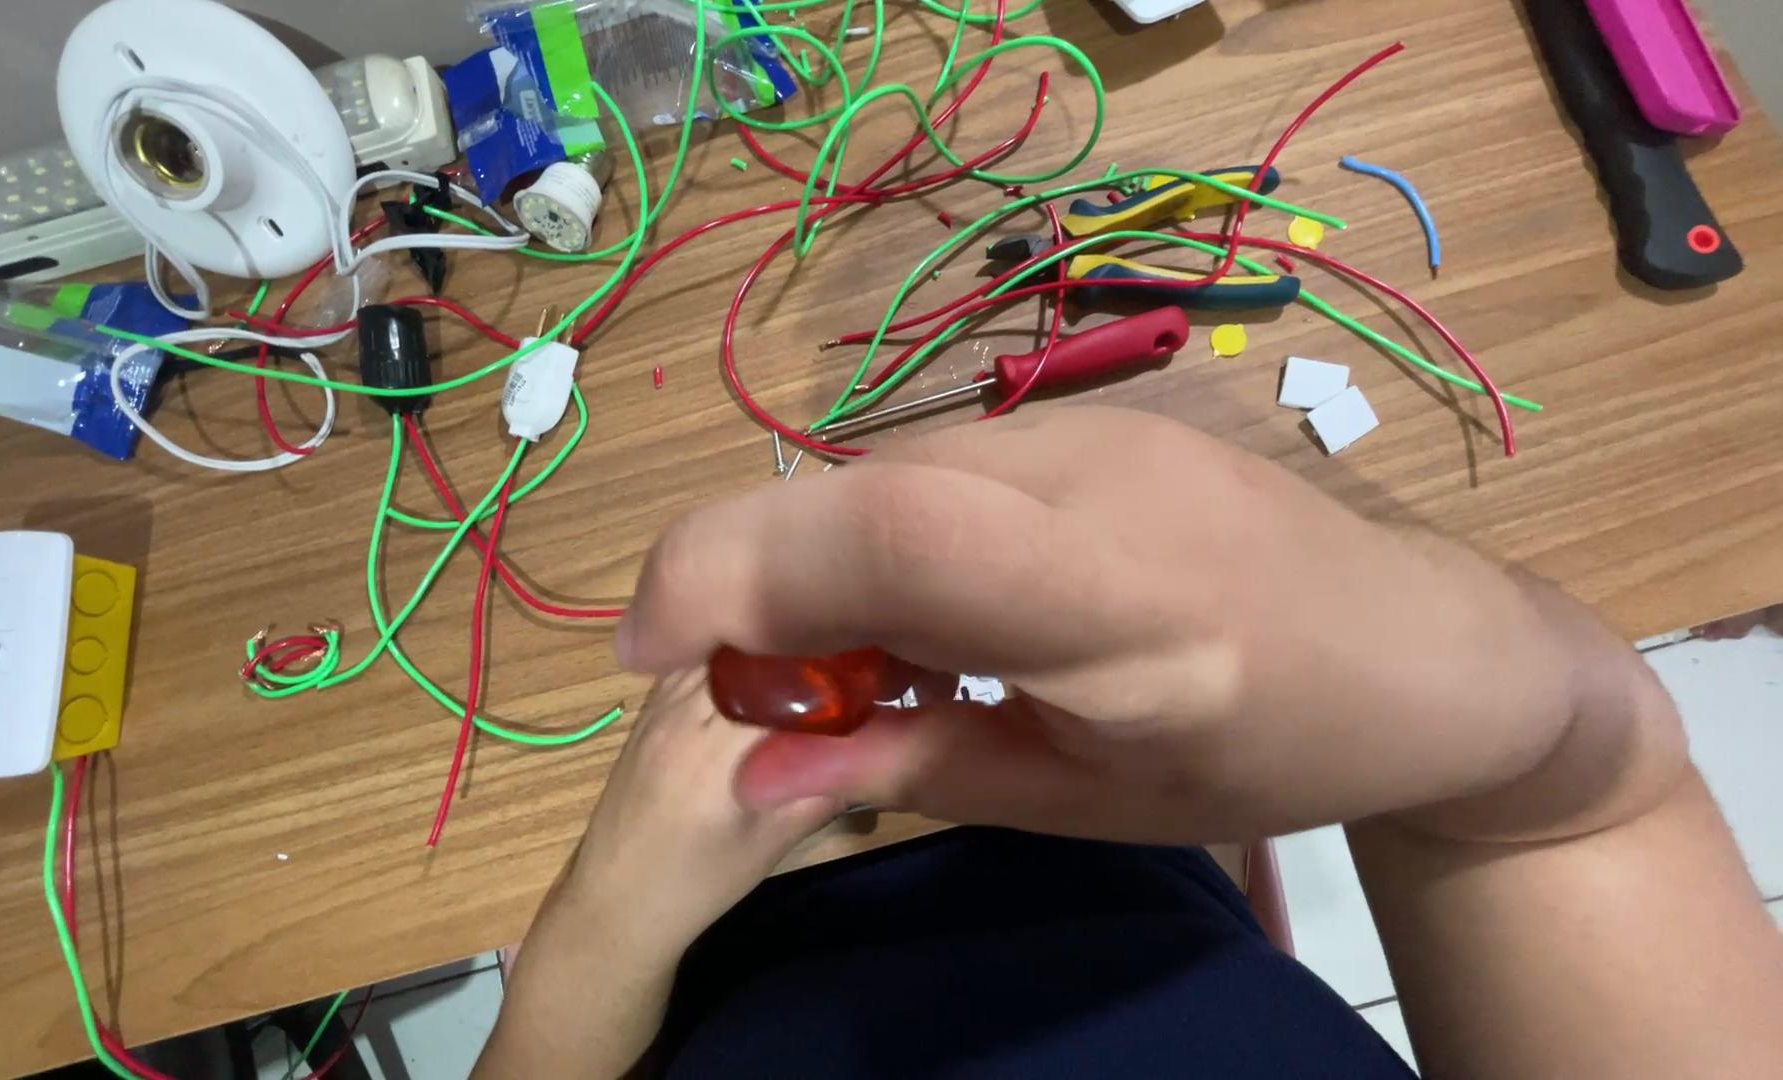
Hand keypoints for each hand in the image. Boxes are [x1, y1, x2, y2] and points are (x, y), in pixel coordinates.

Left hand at [540, 670, 843, 958]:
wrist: (613, 901)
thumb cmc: (698, 883)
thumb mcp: (770, 845)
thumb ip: (821, 791)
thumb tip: (873, 745)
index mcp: (712, 753)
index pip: (778, 685)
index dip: (824, 674)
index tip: (861, 679)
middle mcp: (681, 713)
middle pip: (750, 657)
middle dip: (797, 657)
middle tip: (841, 667)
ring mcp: (659, 704)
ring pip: (721, 651)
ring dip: (764, 654)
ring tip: (804, 666)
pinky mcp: (648, 706)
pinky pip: (697, 663)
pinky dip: (732, 662)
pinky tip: (756, 679)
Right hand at [615, 407, 1684, 844]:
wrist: (1429, 644)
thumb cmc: (1273, 755)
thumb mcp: (1088, 803)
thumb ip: (913, 771)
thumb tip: (754, 769)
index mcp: (1124, 600)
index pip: (898, 531)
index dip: (738, 570)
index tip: (648, 648)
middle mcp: (1093, 474)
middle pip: (857, 492)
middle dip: (747, 580)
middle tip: (753, 688)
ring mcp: (1085, 426)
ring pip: (875, 480)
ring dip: (816, 569)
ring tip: (860, 666)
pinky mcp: (1074, 416)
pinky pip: (921, 471)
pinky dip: (873, 544)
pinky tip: (919, 611)